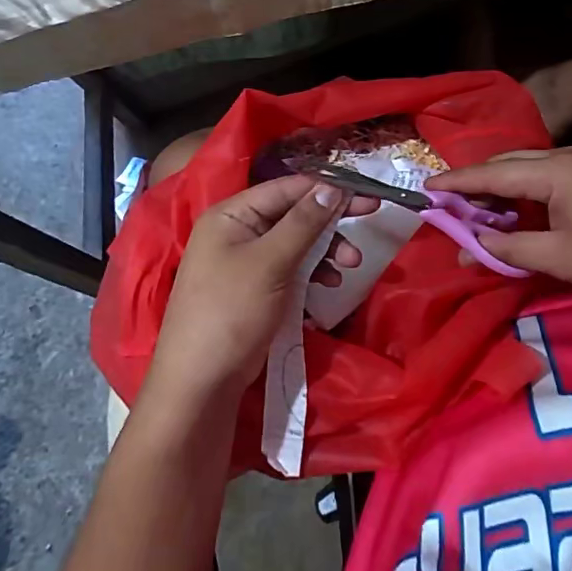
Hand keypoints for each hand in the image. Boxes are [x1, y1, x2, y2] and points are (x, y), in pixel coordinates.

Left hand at [148, 176, 377, 404]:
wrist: (201, 383)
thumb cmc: (231, 312)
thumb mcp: (271, 262)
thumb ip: (304, 222)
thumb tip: (332, 187)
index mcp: (231, 215)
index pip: (286, 188)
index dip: (326, 188)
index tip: (364, 193)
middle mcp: (237, 230)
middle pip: (294, 213)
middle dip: (331, 220)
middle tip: (370, 214)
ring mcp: (246, 260)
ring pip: (297, 241)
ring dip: (326, 248)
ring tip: (351, 264)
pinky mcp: (257, 286)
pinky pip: (292, 266)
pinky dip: (314, 271)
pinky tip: (329, 285)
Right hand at [425, 148, 571, 308]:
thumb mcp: (562, 258)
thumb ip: (511, 248)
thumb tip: (471, 247)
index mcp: (554, 171)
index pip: (491, 172)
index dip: (457, 183)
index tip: (425, 190)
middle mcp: (564, 157)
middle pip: (506, 164)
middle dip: (475, 186)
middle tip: (446, 209)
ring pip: (525, 170)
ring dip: (498, 191)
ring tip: (474, 215)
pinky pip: (544, 177)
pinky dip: (521, 194)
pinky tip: (514, 214)